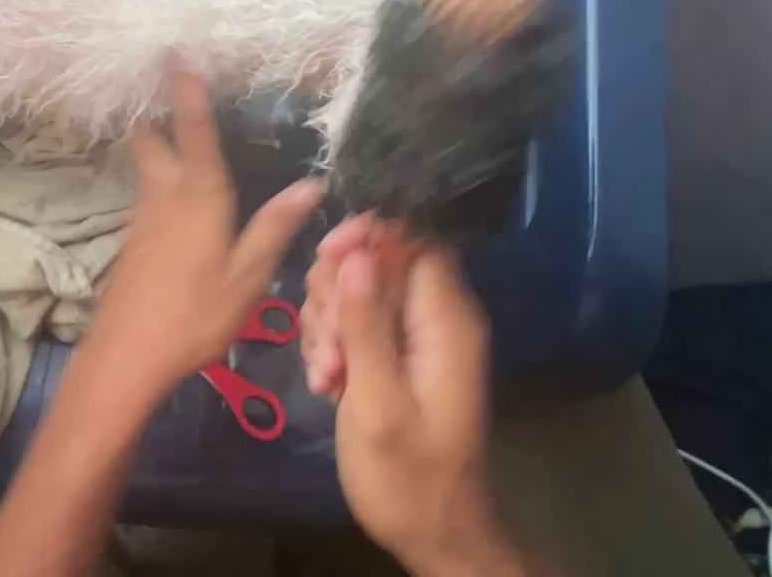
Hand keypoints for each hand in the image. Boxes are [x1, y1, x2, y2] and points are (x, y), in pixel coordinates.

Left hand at [85, 70, 324, 395]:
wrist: (127, 354)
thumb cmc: (194, 313)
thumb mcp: (247, 276)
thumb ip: (275, 227)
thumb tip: (312, 184)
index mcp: (197, 195)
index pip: (193, 129)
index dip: (186, 88)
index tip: (175, 51)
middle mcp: (163, 193)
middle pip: (150, 136)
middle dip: (154, 106)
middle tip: (162, 79)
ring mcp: (142, 213)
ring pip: (145, 160)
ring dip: (153, 134)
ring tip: (171, 117)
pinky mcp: (132, 234)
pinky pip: (146, 186)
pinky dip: (156, 169)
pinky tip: (173, 183)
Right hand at [303, 218, 535, 575]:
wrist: (432, 534)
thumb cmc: (409, 478)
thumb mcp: (378, 403)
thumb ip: (366, 325)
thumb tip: (354, 254)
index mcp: (445, 322)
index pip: (411, 240)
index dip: (366, 237)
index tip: (326, 259)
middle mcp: (432, 317)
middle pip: (374, 259)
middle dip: (335, 291)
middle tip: (329, 346)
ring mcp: (411, 334)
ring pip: (354, 287)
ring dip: (326, 321)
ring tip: (327, 372)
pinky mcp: (390, 350)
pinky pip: (349, 317)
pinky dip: (328, 341)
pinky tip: (326, 380)